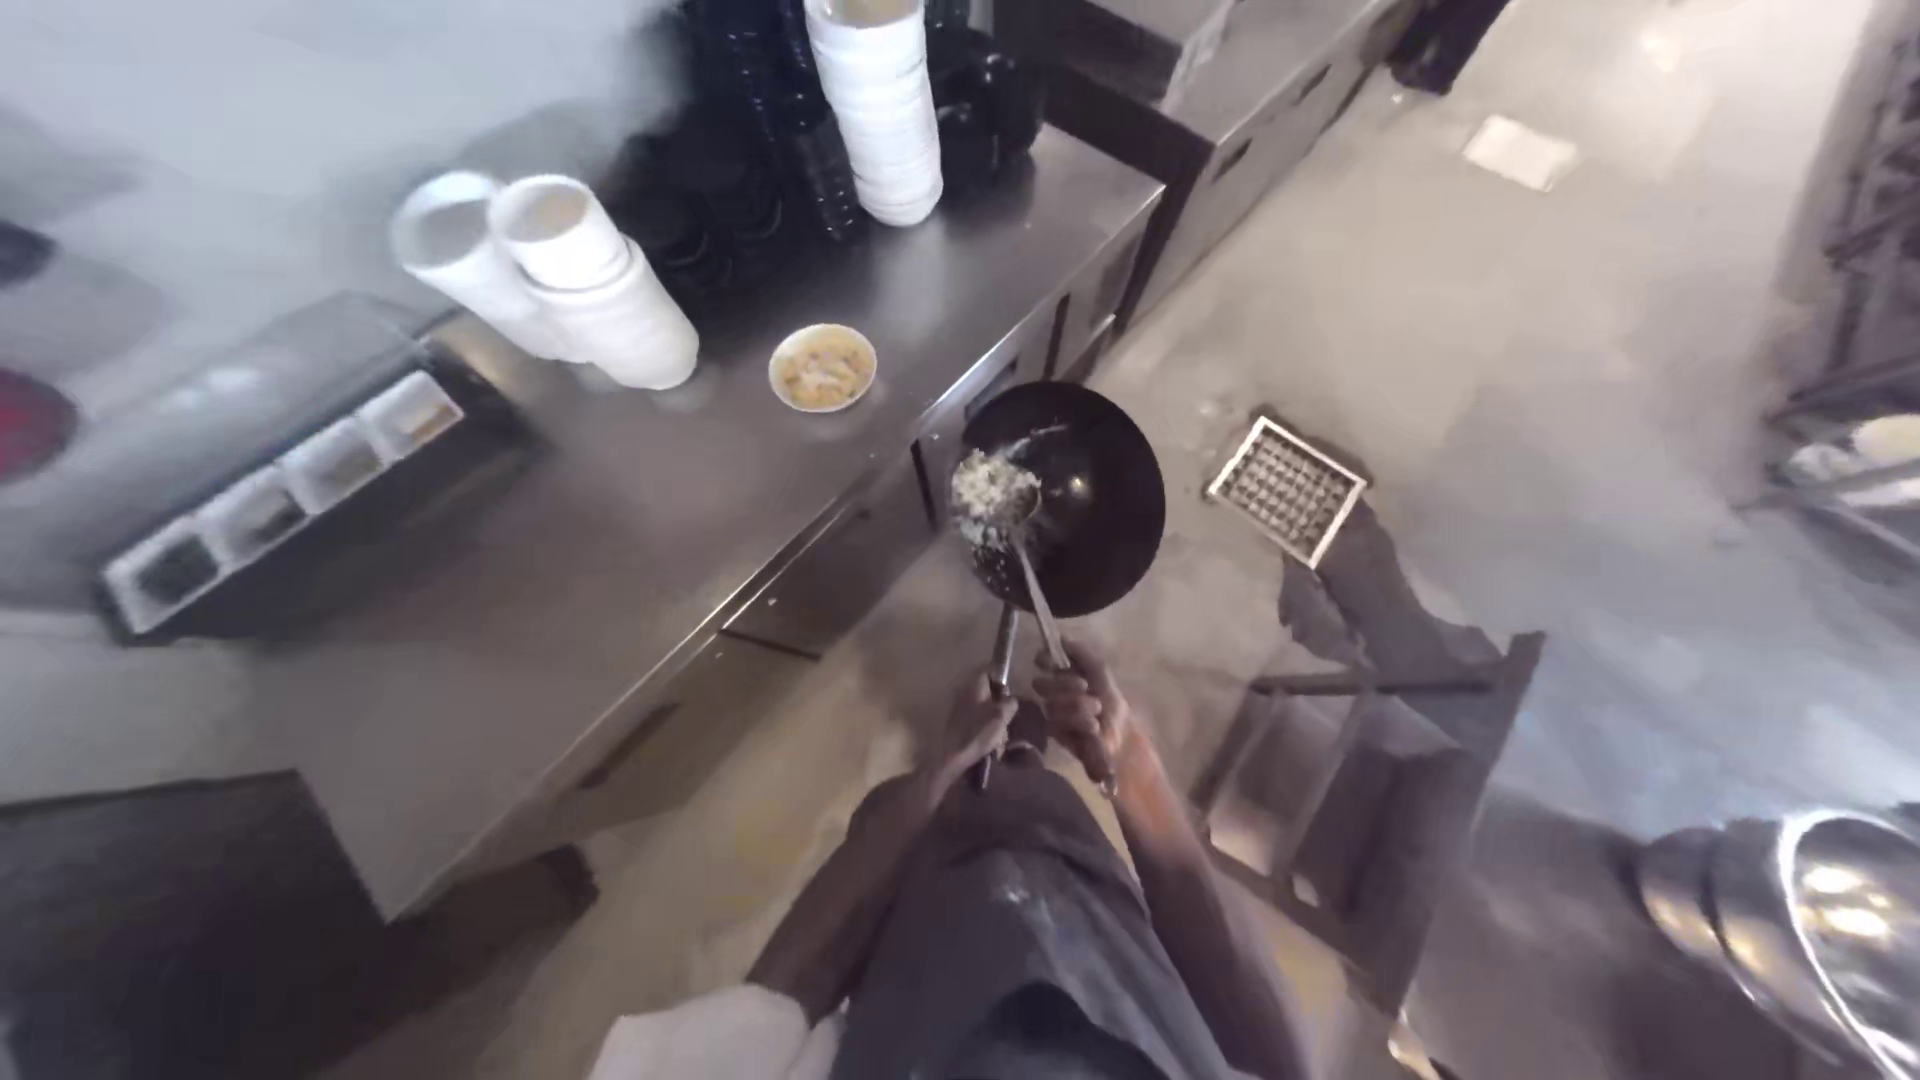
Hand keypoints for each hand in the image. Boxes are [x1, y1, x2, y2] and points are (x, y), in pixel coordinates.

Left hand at [934, 669, 1017, 775]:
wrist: (955, 755)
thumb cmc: (979, 731)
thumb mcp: (1002, 715)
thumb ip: (1010, 702)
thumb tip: (1011, 698)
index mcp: (975, 684)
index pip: (989, 668)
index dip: (1001, 676)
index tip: (1011, 687)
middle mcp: (965, 689)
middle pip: (985, 685)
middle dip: (997, 694)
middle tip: (1008, 708)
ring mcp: (959, 703)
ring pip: (980, 699)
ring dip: (991, 707)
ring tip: (1001, 723)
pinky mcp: (957, 718)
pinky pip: (975, 712)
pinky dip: (983, 717)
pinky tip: (989, 731)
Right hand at [1033, 638, 1136, 787]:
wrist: (1121, 737)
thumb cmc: (1112, 704)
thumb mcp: (1101, 673)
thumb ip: (1082, 654)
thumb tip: (1061, 637)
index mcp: (1065, 675)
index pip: (1043, 661)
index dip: (1044, 659)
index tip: (1047, 661)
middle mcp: (1054, 692)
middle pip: (1042, 684)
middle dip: (1065, 685)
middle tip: (1085, 688)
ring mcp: (1052, 712)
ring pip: (1052, 704)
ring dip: (1078, 707)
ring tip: (1096, 714)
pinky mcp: (1054, 733)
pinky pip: (1057, 722)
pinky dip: (1078, 722)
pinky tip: (1091, 727)